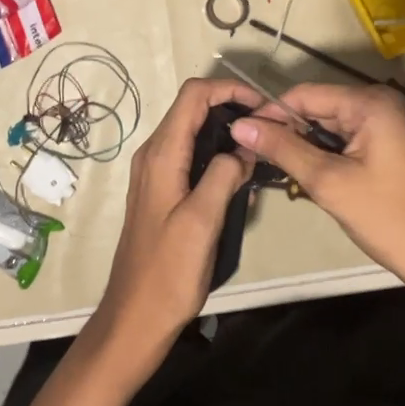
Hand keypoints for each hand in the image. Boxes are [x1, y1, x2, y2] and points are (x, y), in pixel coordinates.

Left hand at [90, 78, 256, 354]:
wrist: (136, 315)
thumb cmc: (169, 271)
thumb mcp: (202, 221)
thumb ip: (224, 175)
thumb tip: (243, 147)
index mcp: (162, 154)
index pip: (194, 95)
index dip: (229, 90)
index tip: (263, 105)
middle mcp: (154, 154)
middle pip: (193, 108)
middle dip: (231, 109)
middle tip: (268, 131)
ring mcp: (156, 172)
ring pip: (193, 132)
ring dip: (226, 135)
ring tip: (260, 155)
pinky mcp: (162, 191)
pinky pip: (191, 157)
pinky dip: (217, 157)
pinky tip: (239, 183)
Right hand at [230, 84, 404, 289]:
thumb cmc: (388, 219)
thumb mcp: (329, 183)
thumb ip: (283, 149)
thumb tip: (239, 125)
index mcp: (370, 102)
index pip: (305, 94)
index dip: (270, 113)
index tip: (240, 135)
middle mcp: (381, 103)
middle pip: (317, 107)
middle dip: (287, 130)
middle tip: (253, 155)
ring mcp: (388, 124)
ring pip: (329, 125)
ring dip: (304, 145)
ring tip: (276, 167)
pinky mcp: (390, 145)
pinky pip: (346, 139)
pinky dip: (325, 154)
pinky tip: (308, 174)